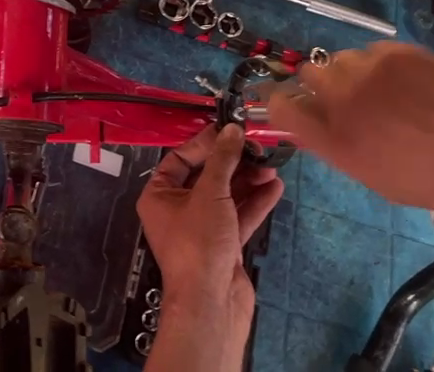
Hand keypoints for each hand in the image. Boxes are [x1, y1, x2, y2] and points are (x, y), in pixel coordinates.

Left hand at [137, 123, 282, 371]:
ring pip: (226, 195)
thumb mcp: (210, 193)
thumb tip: (233, 129)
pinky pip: (239, 215)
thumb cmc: (199, 241)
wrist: (212, 304)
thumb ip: (223, 159)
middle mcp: (178, 208)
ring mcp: (202, 228)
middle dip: (232, 162)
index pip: (179, 158)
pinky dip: (256, 201)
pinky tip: (275, 186)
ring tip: (271, 165)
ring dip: (248, 180)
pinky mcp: (224, 244)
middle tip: (257, 147)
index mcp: (159, 194)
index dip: (204, 143)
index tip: (229, 130)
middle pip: (206, 176)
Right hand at [265, 41, 433, 215]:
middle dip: (319, 87)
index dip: (276, 102)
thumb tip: (312, 126)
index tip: (282, 103)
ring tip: (380, 93)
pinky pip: (372, 52)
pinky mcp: (398, 51)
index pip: (281, 106)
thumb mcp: (380, 180)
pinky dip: (379, 66)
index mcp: (338, 140)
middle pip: (307, 75)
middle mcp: (345, 99)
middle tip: (345, 102)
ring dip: (350, 74)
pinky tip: (405, 84)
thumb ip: (338, 148)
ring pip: (341, 60)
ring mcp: (371, 70)